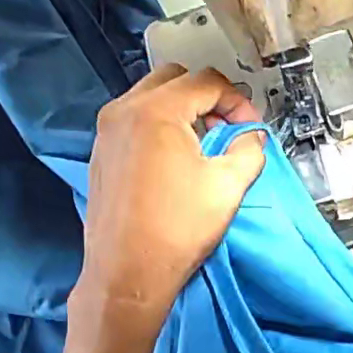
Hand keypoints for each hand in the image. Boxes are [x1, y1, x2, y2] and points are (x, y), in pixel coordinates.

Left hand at [76, 65, 266, 330]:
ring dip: (182, 111)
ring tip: (202, 147)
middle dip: (207, 98)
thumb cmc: (176, 230)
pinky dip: (158, 127)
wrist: (127, 273)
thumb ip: (249, 149)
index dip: (237, 101)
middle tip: (226, 130)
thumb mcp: (228, 186)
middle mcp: (124, 111)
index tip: (250, 128)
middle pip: (175, 79)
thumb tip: (252, 136)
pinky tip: (174, 161)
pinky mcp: (100, 154)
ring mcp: (106, 132)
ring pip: (151, 98)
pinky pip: (133, 121)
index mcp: (157, 111)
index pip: (206, 81)